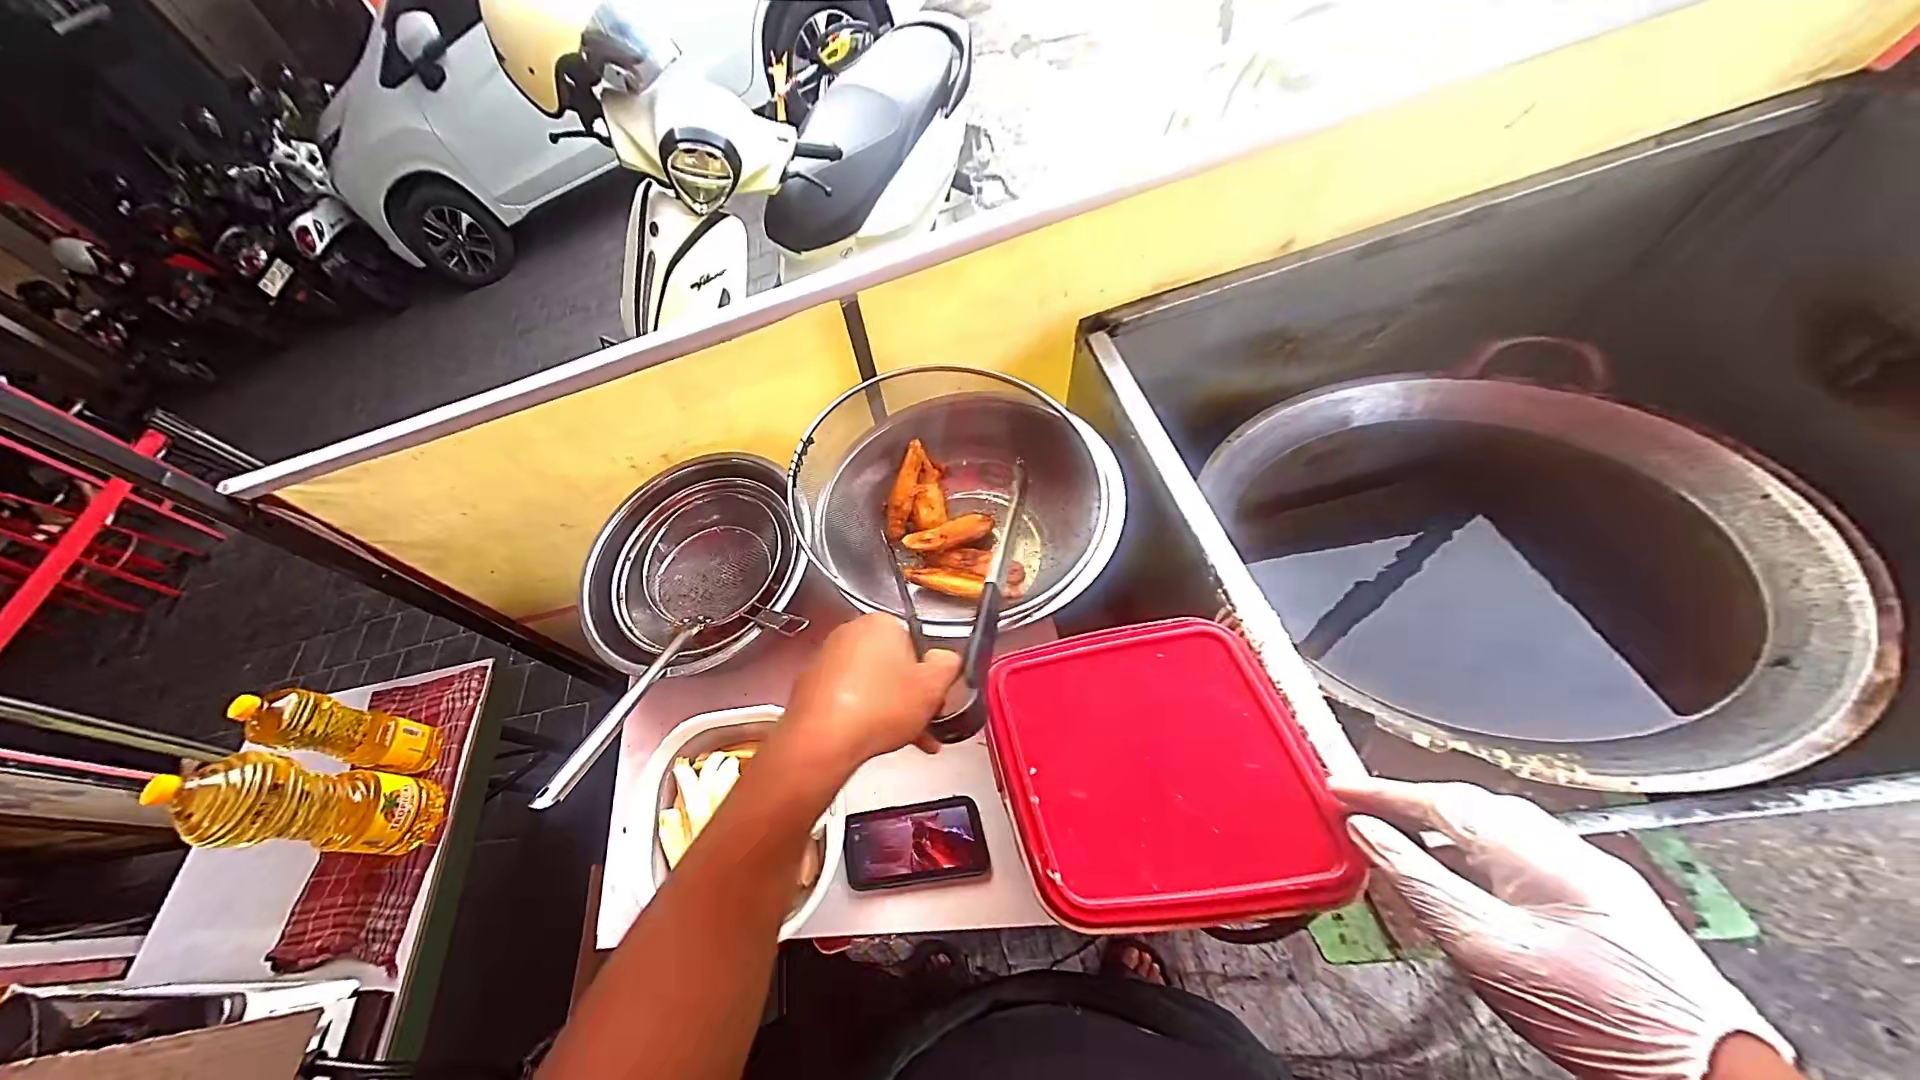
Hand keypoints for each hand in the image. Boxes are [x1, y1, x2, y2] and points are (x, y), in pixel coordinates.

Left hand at [774, 614, 960, 775]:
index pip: (917, 641)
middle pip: (894, 663)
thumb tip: (948, 661)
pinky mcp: (814, 686)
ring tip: (907, 736)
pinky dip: (866, 714)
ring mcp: (828, 660)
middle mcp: (850, 634)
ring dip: (892, 707)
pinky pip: (850, 697)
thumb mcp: (933, 686)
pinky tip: (878, 738)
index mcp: (880, 623)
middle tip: (923, 717)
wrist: (822, 741)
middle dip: (911, 693)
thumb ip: (949, 665)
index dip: (930, 672)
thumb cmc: (873, 709)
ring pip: (873, 683)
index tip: (935, 693)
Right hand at [1330, 776, 1795, 1079]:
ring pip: (1494, 825)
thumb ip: (1416, 880)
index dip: (1378, 792)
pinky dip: (1473, 846)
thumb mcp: (1481, 945)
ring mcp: (1588, 869)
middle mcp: (1562, 846)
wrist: (1709, 1072)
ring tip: (1401, 836)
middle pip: (1465, 805)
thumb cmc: (1600, 1016)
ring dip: (1440, 824)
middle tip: (1362, 809)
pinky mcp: (1603, 896)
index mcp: (1531, 849)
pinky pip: (1518, 848)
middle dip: (1407, 803)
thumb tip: (1369, 835)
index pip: (1434, 800)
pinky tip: (1461, 868)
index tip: (1339, 787)